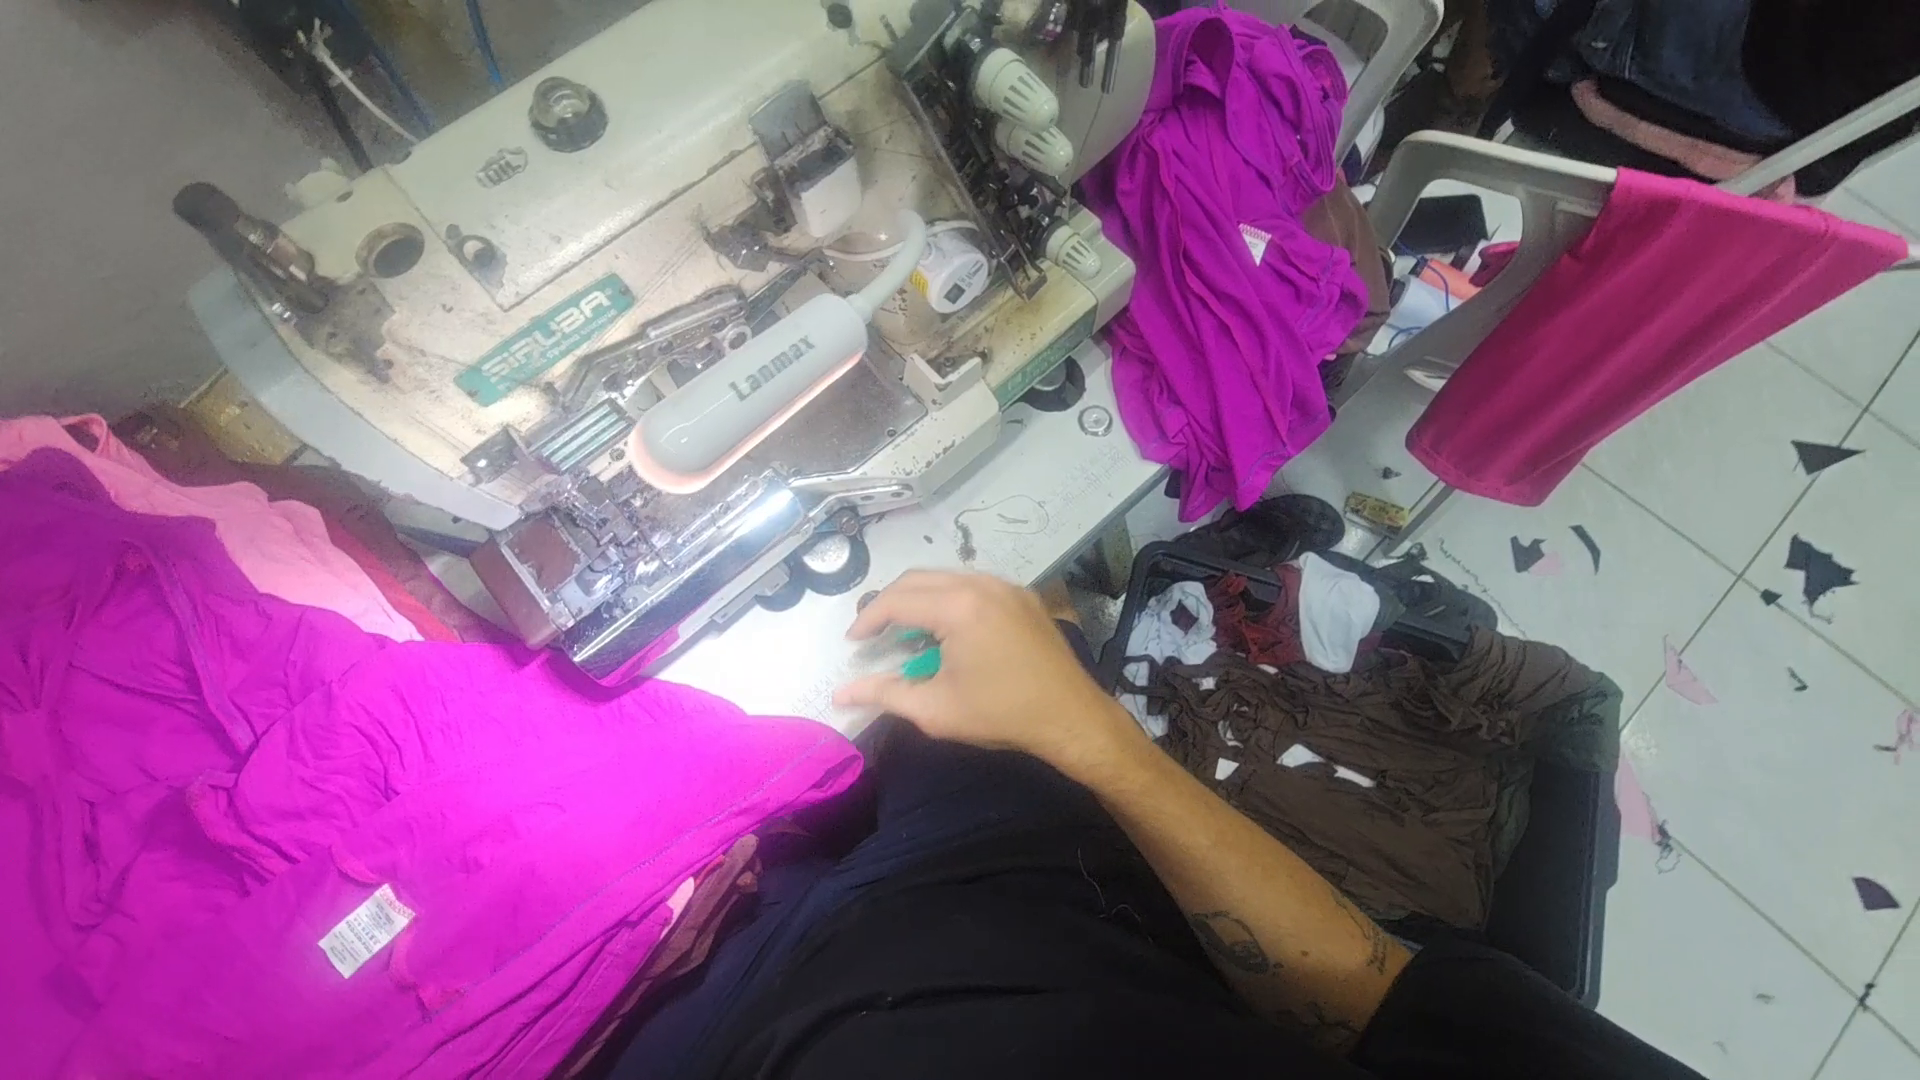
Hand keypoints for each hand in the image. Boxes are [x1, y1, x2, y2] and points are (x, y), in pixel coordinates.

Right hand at [833, 571, 1143, 770]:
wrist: (1070, 716)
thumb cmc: (1000, 714)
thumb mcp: (936, 709)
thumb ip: (885, 694)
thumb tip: (841, 694)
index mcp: (957, 607)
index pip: (896, 601)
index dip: (868, 619)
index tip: (853, 641)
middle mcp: (980, 584)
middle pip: (918, 579)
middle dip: (889, 602)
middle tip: (873, 632)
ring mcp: (1006, 586)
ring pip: (947, 577)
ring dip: (920, 598)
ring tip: (907, 630)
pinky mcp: (1023, 595)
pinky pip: (974, 584)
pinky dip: (950, 598)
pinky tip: (947, 628)